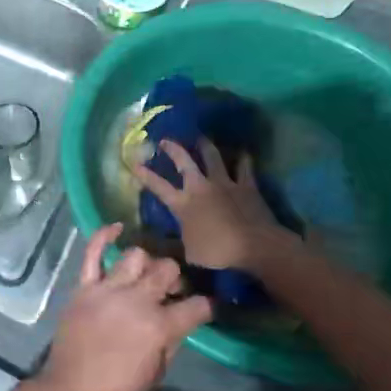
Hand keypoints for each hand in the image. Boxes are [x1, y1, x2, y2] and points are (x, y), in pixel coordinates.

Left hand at [22, 224, 213, 390]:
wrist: (71, 388)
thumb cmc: (118, 388)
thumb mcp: (158, 371)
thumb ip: (172, 340)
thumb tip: (179, 320)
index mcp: (161, 326)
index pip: (199, 306)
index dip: (208, 307)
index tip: (208, 307)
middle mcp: (137, 300)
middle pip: (168, 270)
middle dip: (176, 278)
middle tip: (171, 290)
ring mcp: (108, 289)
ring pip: (136, 256)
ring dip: (146, 264)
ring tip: (145, 275)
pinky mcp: (84, 287)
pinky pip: (92, 252)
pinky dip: (104, 236)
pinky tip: (117, 228)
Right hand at [134, 138, 279, 270]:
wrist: (256, 245)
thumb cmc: (218, 251)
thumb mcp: (189, 252)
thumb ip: (177, 241)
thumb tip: (166, 242)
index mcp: (183, 204)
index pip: (158, 186)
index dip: (144, 175)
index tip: (134, 163)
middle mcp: (200, 187)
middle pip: (184, 161)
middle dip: (173, 149)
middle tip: (166, 140)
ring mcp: (225, 183)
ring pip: (213, 157)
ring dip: (205, 146)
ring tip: (201, 138)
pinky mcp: (247, 185)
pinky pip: (244, 166)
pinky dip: (242, 159)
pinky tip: (242, 153)